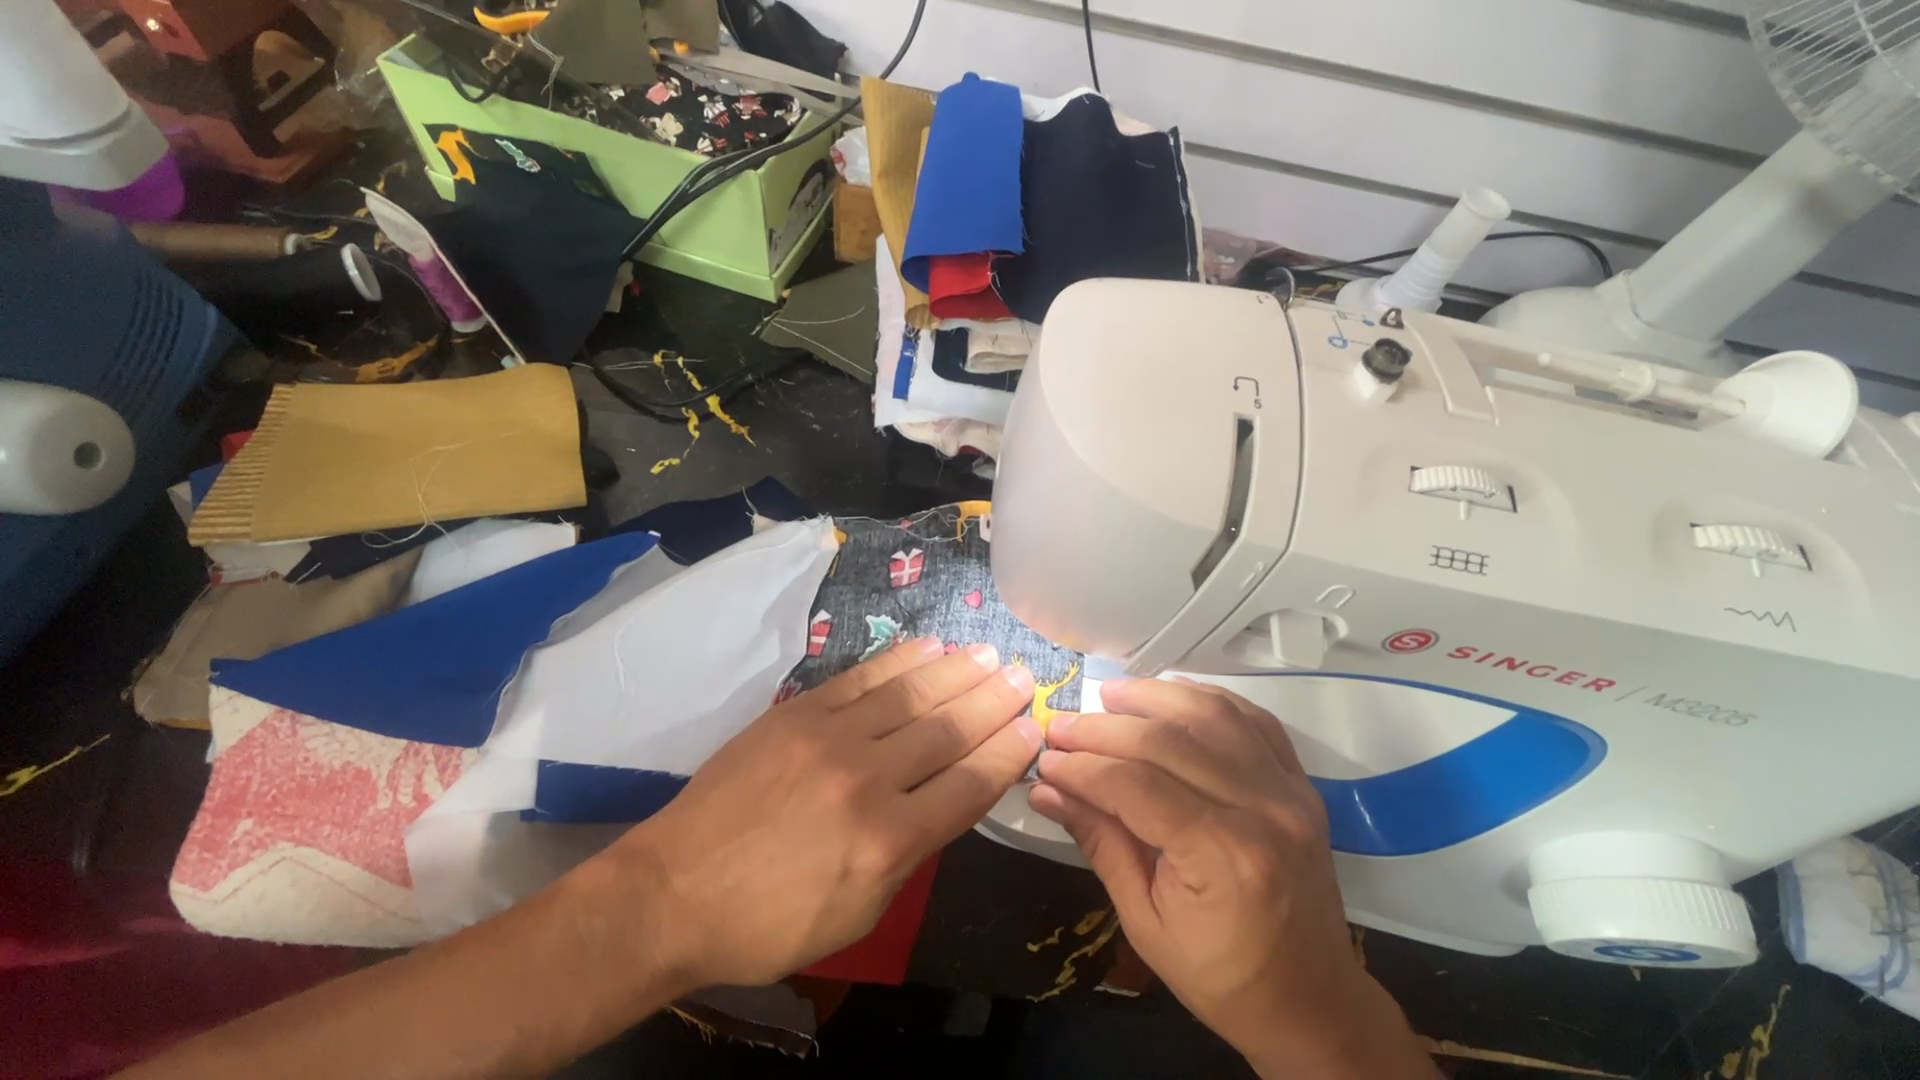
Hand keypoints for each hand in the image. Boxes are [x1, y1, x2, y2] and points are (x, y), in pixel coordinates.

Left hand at [599, 637, 1040, 987]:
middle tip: (1025, 676)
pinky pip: (860, 679)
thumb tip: (947, 798)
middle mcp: (868, 780)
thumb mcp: (858, 913)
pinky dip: (900, 661)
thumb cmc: (769, 923)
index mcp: (889, 842)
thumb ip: (910, 852)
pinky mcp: (796, 714)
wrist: (672, 892)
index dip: (1008, 751)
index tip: (1034, 725)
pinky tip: (929, 648)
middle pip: (948, 731)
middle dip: (993, 702)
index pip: (969, 784)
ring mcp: (829, 739)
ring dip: (956, 672)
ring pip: (910, 696)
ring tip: (989, 655)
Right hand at [1031, 679, 1434, 1078]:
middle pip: (1169, 742)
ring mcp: (1289, 791)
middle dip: (1104, 728)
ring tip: (1110, 694)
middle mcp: (1262, 810)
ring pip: (1213, 715)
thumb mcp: (1143, 920)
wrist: (1309, 999)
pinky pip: (1253, 721)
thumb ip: (1099, 842)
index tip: (1045, 759)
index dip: (1083, 767)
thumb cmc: (1218, 974)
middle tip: (1061, 726)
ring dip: (1155, 696)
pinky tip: (1171, 697)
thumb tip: (1045, 789)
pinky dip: (1208, 700)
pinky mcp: (1301, 784)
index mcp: (1222, 856)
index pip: (1136, 785)